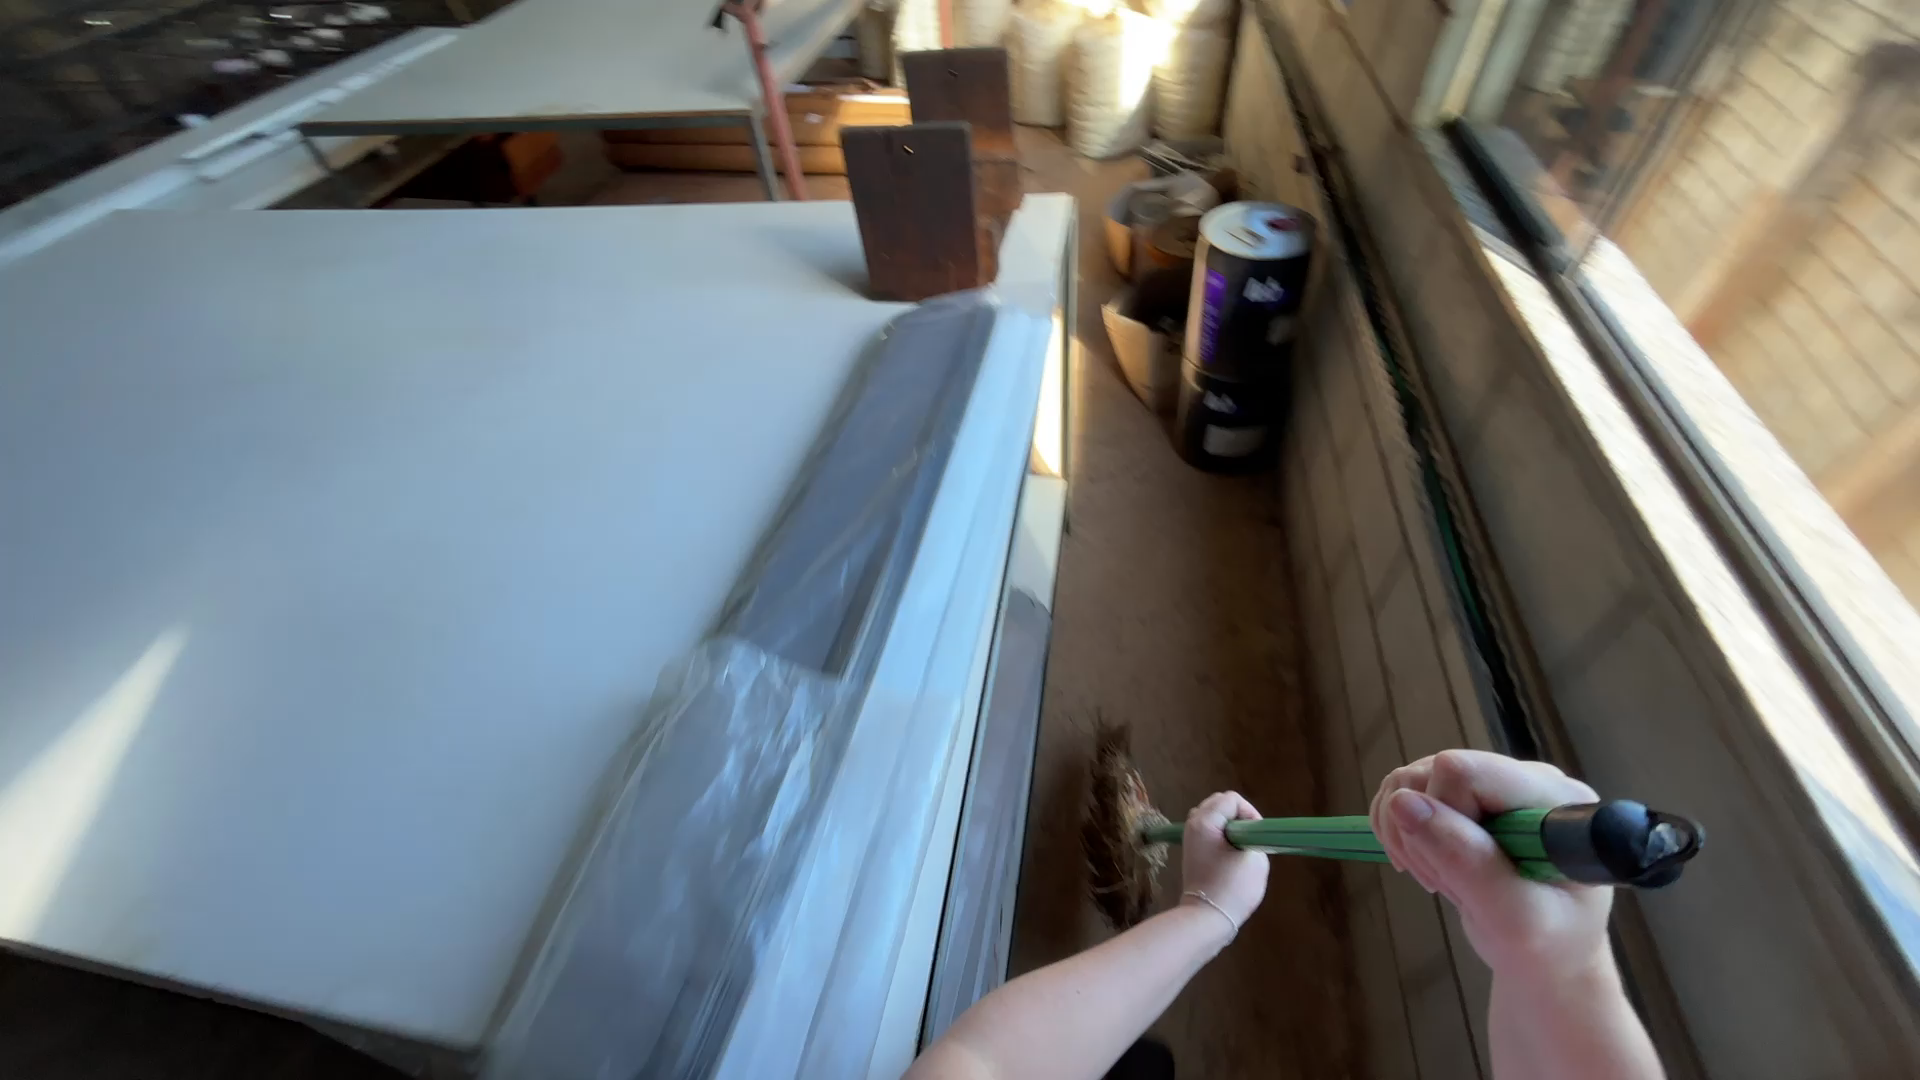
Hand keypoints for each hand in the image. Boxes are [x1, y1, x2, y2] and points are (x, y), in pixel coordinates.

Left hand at [1178, 791, 1267, 931]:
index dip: (1249, 813)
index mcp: (1205, 820)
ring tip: (1241, 847)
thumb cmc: (1232, 888)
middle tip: (1251, 839)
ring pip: (1213, 815)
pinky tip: (1230, 853)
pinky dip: (1221, 834)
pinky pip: (1208, 829)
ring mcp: (1189, 835)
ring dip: (1229, 825)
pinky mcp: (1191, 848)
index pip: (1231, 799)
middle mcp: (1193, 822)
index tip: (1257, 836)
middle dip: (1239, 816)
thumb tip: (1247, 833)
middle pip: (1219, 802)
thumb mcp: (1255, 860)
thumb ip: (1254, 838)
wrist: (1206, 916)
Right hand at [1370, 751, 1611, 982]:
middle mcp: (1524, 777)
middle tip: (1444, 882)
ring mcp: (1489, 780)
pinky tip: (1421, 858)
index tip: (1459, 871)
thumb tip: (1401, 801)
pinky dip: (1395, 827)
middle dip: (1421, 832)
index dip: (1442, 814)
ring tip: (1437, 877)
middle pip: (1431, 773)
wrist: (1543, 956)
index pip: (1464, 772)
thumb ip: (1466, 861)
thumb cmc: (1544, 944)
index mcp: (1555, 800)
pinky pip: (1400, 788)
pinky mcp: (1459, 789)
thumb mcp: (1514, 919)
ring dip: (1405, 834)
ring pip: (1408, 780)